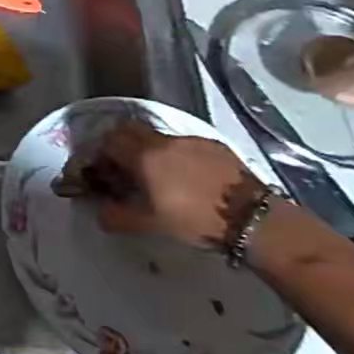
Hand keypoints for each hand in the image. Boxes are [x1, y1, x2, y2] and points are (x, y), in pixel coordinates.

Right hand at [54, 120, 265, 248]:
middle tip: (122, 166)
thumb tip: (99, 210)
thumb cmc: (195, 220)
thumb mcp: (149, 224)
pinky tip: (187, 176)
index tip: (102, 171)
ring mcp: (191, 140)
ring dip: (149, 149)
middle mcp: (163, 141)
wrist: (254, 219)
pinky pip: (184, 143)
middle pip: (128, 129)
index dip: (99, 154)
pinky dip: (176, 154)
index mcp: (143, 157)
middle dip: (119, 144)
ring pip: (157, 136)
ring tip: (158, 174)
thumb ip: (116, 215)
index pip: (107, 141)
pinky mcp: (214, 145)